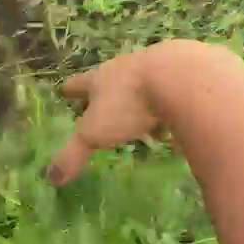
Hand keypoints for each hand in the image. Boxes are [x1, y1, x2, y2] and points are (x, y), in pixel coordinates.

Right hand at [47, 40, 203, 185]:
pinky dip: (176, 103)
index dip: (71, 89)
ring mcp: (163, 65)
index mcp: (102, 78)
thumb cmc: (130, 103)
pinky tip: (182, 116)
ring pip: (148, 84)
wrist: (184, 78)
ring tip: (149, 117)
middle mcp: (129, 67)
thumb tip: (51, 178)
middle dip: (111, 94)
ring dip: (145, 99)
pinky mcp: (193, 72)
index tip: (64, 89)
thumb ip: (73, 155)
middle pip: (115, 80)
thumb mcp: (94, 133)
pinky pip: (180, 91)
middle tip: (109, 107)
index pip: (80, 84)